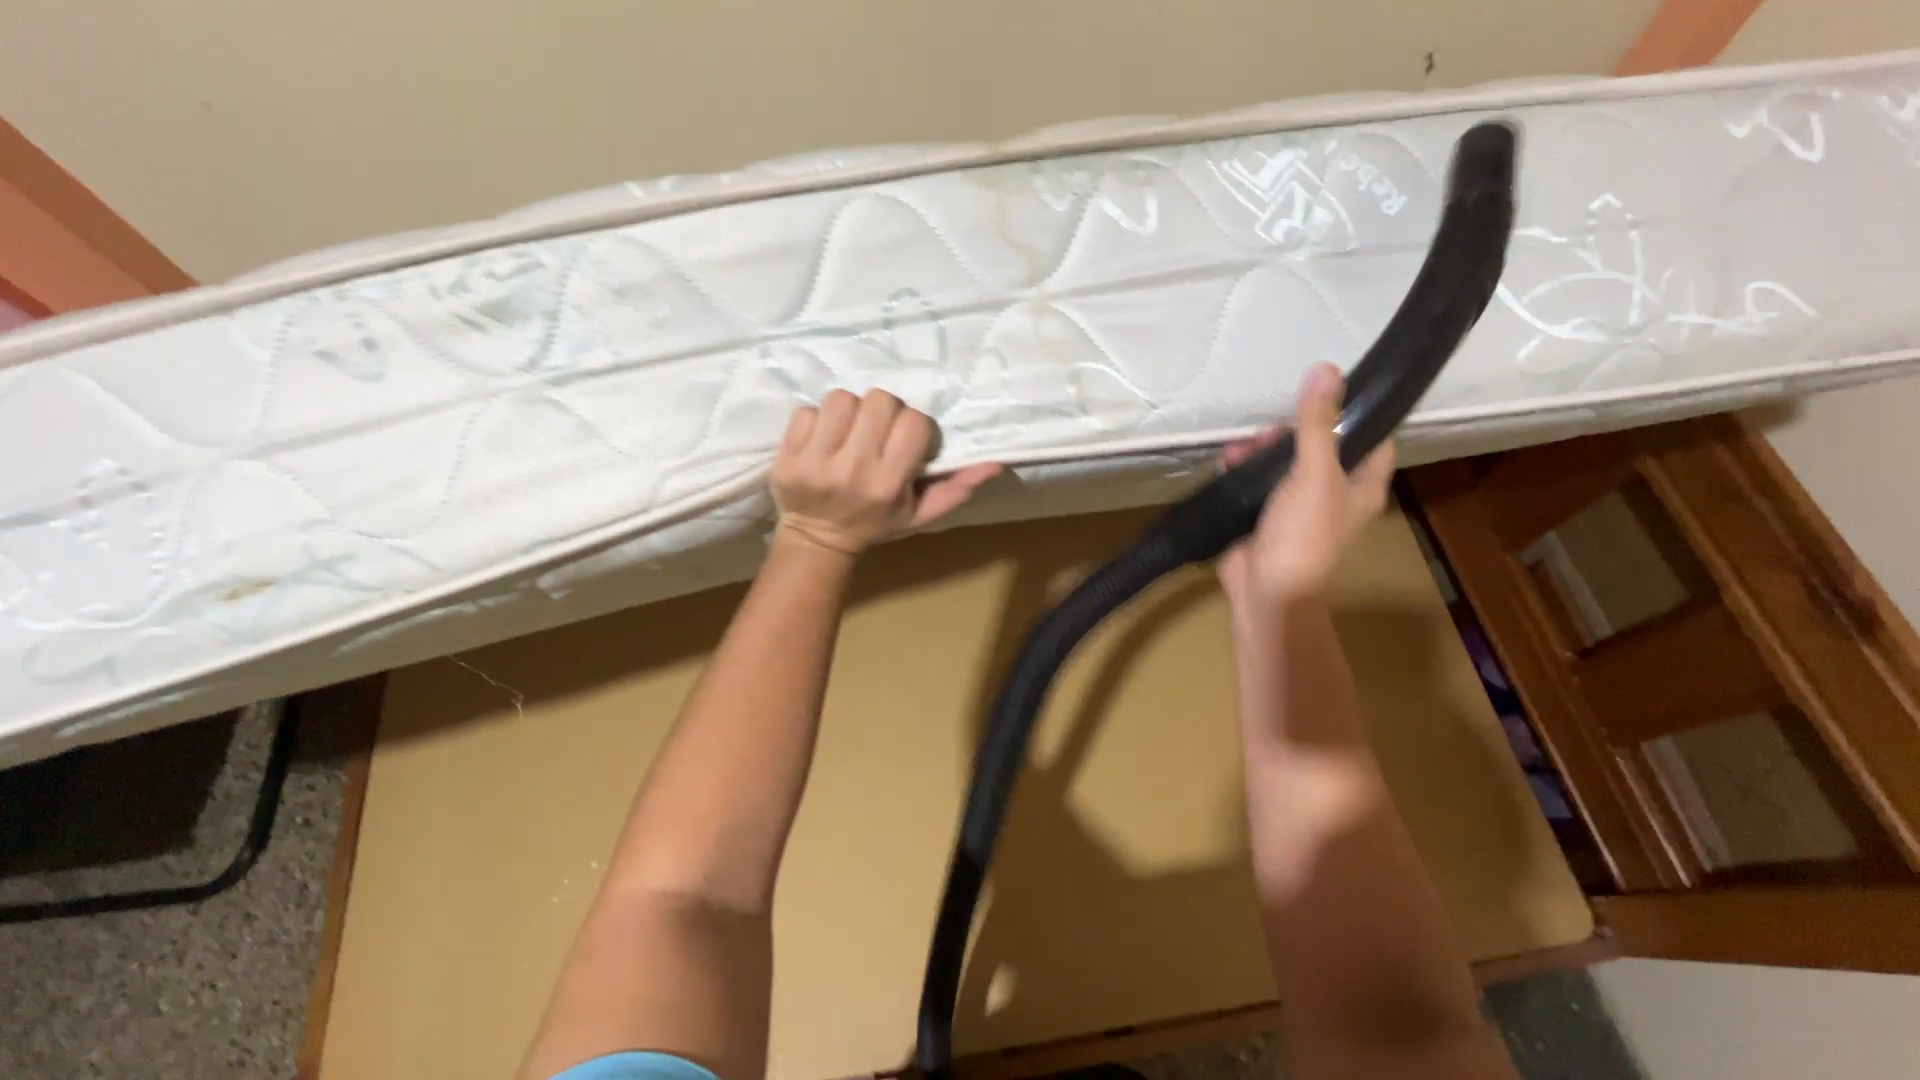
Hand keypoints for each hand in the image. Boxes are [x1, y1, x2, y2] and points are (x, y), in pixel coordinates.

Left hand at [771, 389, 1002, 556]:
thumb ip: (956, 489)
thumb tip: (996, 463)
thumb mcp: (920, 513)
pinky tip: (823, 441)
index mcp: (887, 484)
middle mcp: (852, 470)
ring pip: (842, 398)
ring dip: (850, 412)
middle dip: (883, 412)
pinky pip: (806, 410)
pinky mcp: (787, 456)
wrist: (817, 540)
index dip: (913, 425)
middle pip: (879, 400)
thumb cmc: (876, 523)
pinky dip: (817, 421)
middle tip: (877, 432)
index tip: (905, 441)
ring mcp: (815, 462)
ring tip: (849, 434)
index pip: (914, 422)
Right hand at [1217, 363, 1393, 609]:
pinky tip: (1228, 461)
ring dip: (1261, 447)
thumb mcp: (1314, 473)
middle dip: (1292, 430)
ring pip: (1283, 460)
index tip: (1332, 390)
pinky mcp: (1264, 513)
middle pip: (1320, 443)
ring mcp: (1297, 503)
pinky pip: (1255, 479)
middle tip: (1272, 429)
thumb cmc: (1303, 533)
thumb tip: (1327, 369)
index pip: (1374, 437)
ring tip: (1241, 448)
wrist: (1266, 590)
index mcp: (1362, 484)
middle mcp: (1334, 491)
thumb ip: (1318, 424)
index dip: (1359, 412)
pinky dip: (1242, 467)